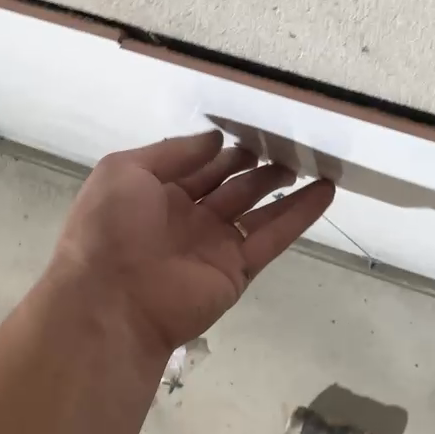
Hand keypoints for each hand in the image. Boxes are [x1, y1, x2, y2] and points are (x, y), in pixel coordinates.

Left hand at [43, 130, 335, 355]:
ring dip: (285, 187)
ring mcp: (215, 244)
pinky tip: (325, 192)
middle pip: (232, 185)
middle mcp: (187, 218)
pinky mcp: (238, 269)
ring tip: (314, 164)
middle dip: (258, 164)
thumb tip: (216, 139)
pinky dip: (300, 215)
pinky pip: (273, 236)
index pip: (199, 165)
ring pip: (258, 209)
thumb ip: (174, 151)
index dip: (225, 148)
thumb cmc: (109, 230)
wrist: (111, 303)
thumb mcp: (125, 171)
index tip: (254, 130)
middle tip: (288, 146)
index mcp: (156, 194)